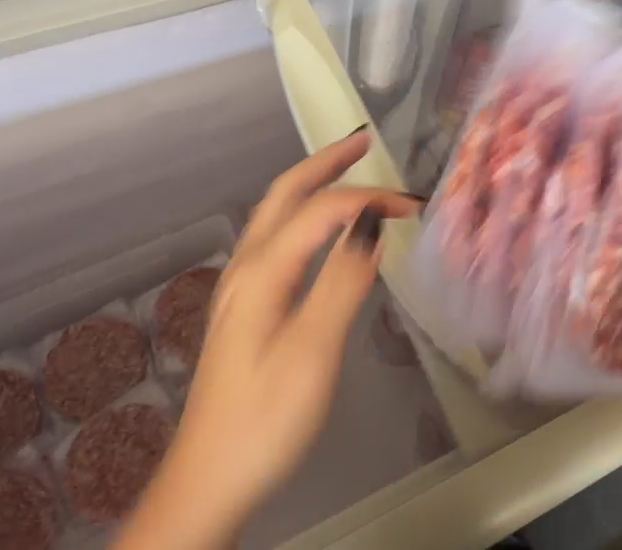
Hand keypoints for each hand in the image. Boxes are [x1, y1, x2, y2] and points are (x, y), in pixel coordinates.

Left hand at [116, 131, 418, 548]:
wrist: (208, 478)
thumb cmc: (265, 418)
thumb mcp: (313, 352)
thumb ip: (343, 283)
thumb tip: (372, 225)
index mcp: (262, 271)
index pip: (321, 210)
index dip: (369, 199)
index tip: (414, 204)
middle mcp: (246, 267)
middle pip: (284, 195)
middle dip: (324, 163)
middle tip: (363, 142)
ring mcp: (240, 288)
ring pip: (274, 214)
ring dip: (310, 184)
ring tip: (344, 171)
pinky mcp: (244, 308)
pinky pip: (274, 239)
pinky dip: (301, 214)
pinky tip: (316, 232)